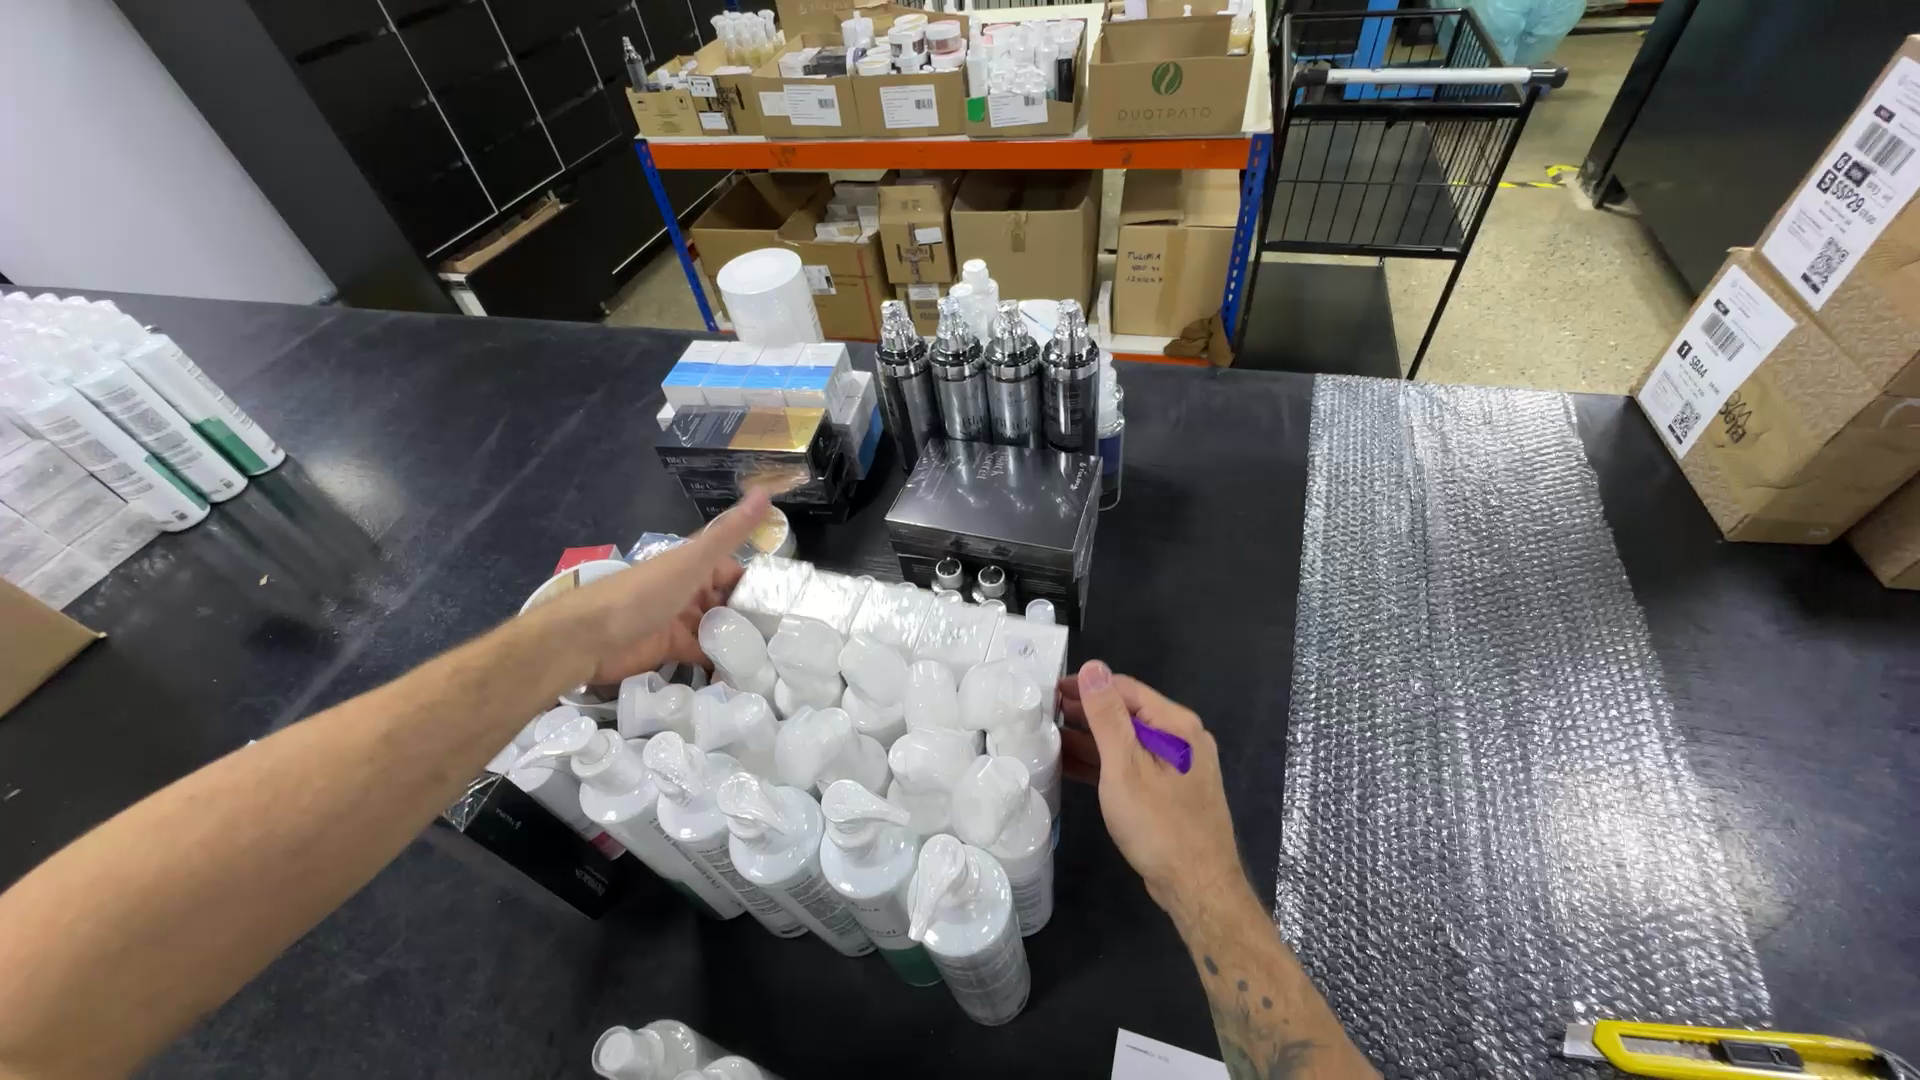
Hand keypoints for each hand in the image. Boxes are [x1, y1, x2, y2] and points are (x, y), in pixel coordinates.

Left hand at [538, 491, 770, 685]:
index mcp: (696, 566)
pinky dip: (722, 663)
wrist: (588, 636)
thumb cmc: (644, 593)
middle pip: (731, 604)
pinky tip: (747, 675)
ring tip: (776, 660)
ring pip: (720, 630)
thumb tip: (765, 491)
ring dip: (741, 642)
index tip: (793, 604)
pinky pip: (705, 655)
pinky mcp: (673, 650)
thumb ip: (729, 532)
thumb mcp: (693, 559)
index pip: (737, 573)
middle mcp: (691, 592)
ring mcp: (682, 622)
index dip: (762, 586)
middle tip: (789, 639)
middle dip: (755, 619)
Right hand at [1068, 660, 1245, 926]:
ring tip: (1050, 738)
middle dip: (1086, 712)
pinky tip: (1072, 766)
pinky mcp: (1169, 791)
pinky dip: (1104, 764)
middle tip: (1045, 715)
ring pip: (1127, 742)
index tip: (1051, 691)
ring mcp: (1177, 767)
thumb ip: (1107, 716)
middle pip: (1127, 714)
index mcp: (1176, 726)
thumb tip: (1093, 668)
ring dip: (1090, 739)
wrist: (1197, 888)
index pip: (1126, 689)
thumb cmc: (1159, 825)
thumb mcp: (1125, 766)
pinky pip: (1132, 766)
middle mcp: (1181, 739)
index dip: (1087, 686)